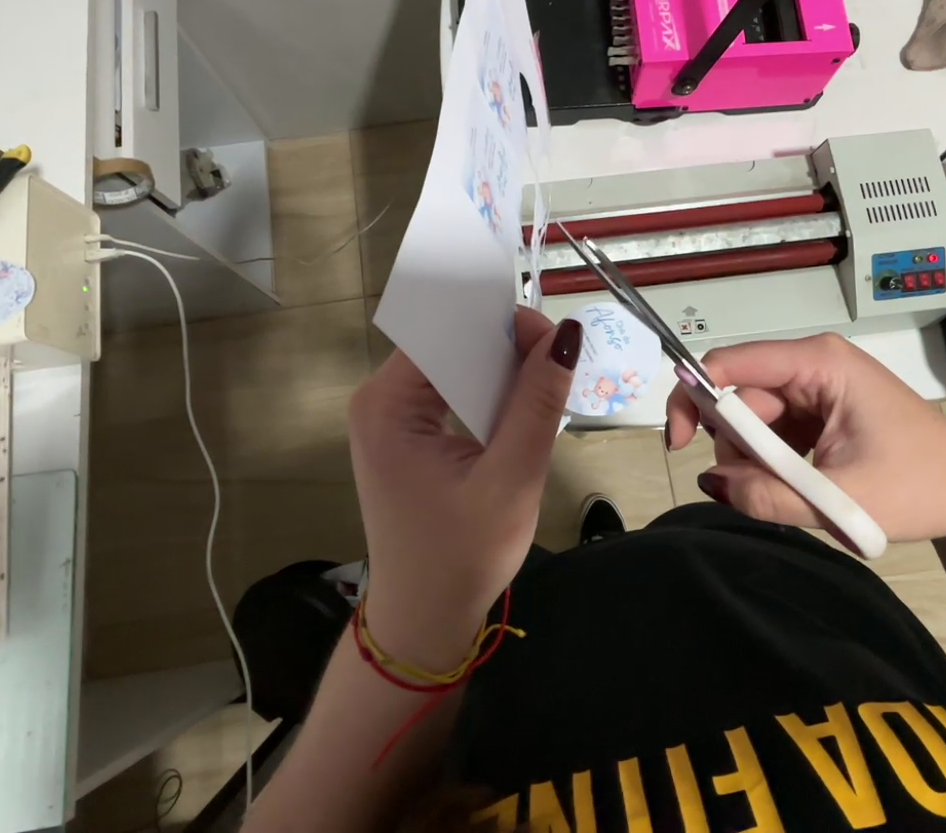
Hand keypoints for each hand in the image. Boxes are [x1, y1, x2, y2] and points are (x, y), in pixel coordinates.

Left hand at [347, 307, 581, 666]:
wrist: (424, 621)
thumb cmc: (461, 558)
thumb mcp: (510, 478)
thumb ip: (537, 402)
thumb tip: (566, 334)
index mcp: (386, 404)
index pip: (447, 330)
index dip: (502, 323)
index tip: (555, 341)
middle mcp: (378, 400)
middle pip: (450, 344)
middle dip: (507, 347)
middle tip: (559, 366)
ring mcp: (390, 419)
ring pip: (455, 367)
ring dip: (503, 371)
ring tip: (548, 385)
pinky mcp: (407, 436)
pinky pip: (452, 393)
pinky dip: (489, 395)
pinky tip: (522, 407)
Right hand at [664, 333, 945, 544]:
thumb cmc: (921, 487)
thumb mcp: (840, 499)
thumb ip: (766, 495)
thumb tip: (709, 483)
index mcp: (820, 363)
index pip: (731, 362)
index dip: (695, 396)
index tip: (679, 443)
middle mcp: (812, 365)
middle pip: (739, 394)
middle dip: (733, 444)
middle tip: (754, 490)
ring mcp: (816, 388)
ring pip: (752, 418)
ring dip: (754, 459)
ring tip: (792, 494)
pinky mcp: (819, 412)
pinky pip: (772, 432)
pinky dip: (771, 462)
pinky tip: (800, 486)